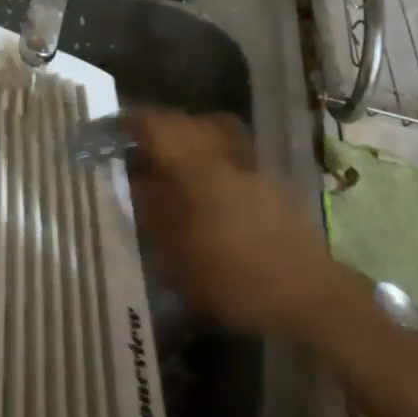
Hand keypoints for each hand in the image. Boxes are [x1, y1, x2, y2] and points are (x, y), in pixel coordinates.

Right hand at [124, 107, 357, 336]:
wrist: (309, 294)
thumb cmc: (234, 276)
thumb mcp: (175, 253)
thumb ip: (150, 211)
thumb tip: (131, 180)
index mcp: (195, 164)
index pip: (154, 124)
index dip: (128, 122)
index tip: (108, 131)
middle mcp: (222, 152)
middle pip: (184, 122)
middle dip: (156, 128)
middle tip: (135, 147)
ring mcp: (250, 163)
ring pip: (210, 132)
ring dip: (185, 138)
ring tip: (168, 161)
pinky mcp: (269, 180)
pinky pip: (229, 151)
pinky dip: (209, 156)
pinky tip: (201, 185)